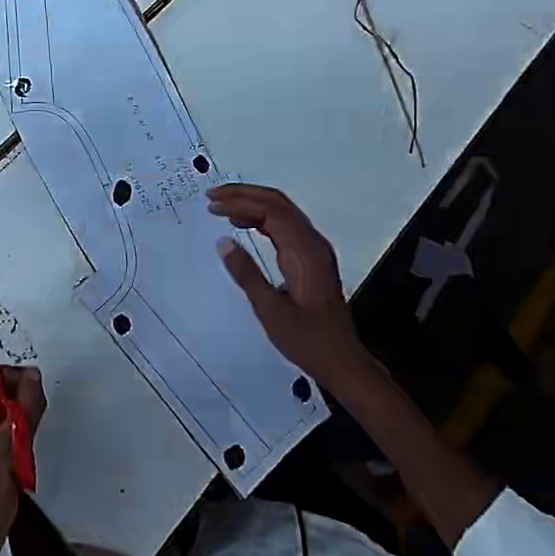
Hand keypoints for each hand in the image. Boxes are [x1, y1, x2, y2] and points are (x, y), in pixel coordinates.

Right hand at [208, 184, 367, 386]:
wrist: (342, 361)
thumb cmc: (307, 340)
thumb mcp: (270, 311)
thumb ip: (247, 274)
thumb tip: (224, 242)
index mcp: (305, 253)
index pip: (272, 211)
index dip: (240, 202)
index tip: (213, 204)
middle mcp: (313, 244)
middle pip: (279, 203)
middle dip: (245, 194)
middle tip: (213, 195)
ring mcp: (314, 250)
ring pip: (283, 212)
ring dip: (252, 204)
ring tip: (222, 207)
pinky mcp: (311, 258)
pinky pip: (286, 226)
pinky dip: (262, 219)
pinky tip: (243, 224)